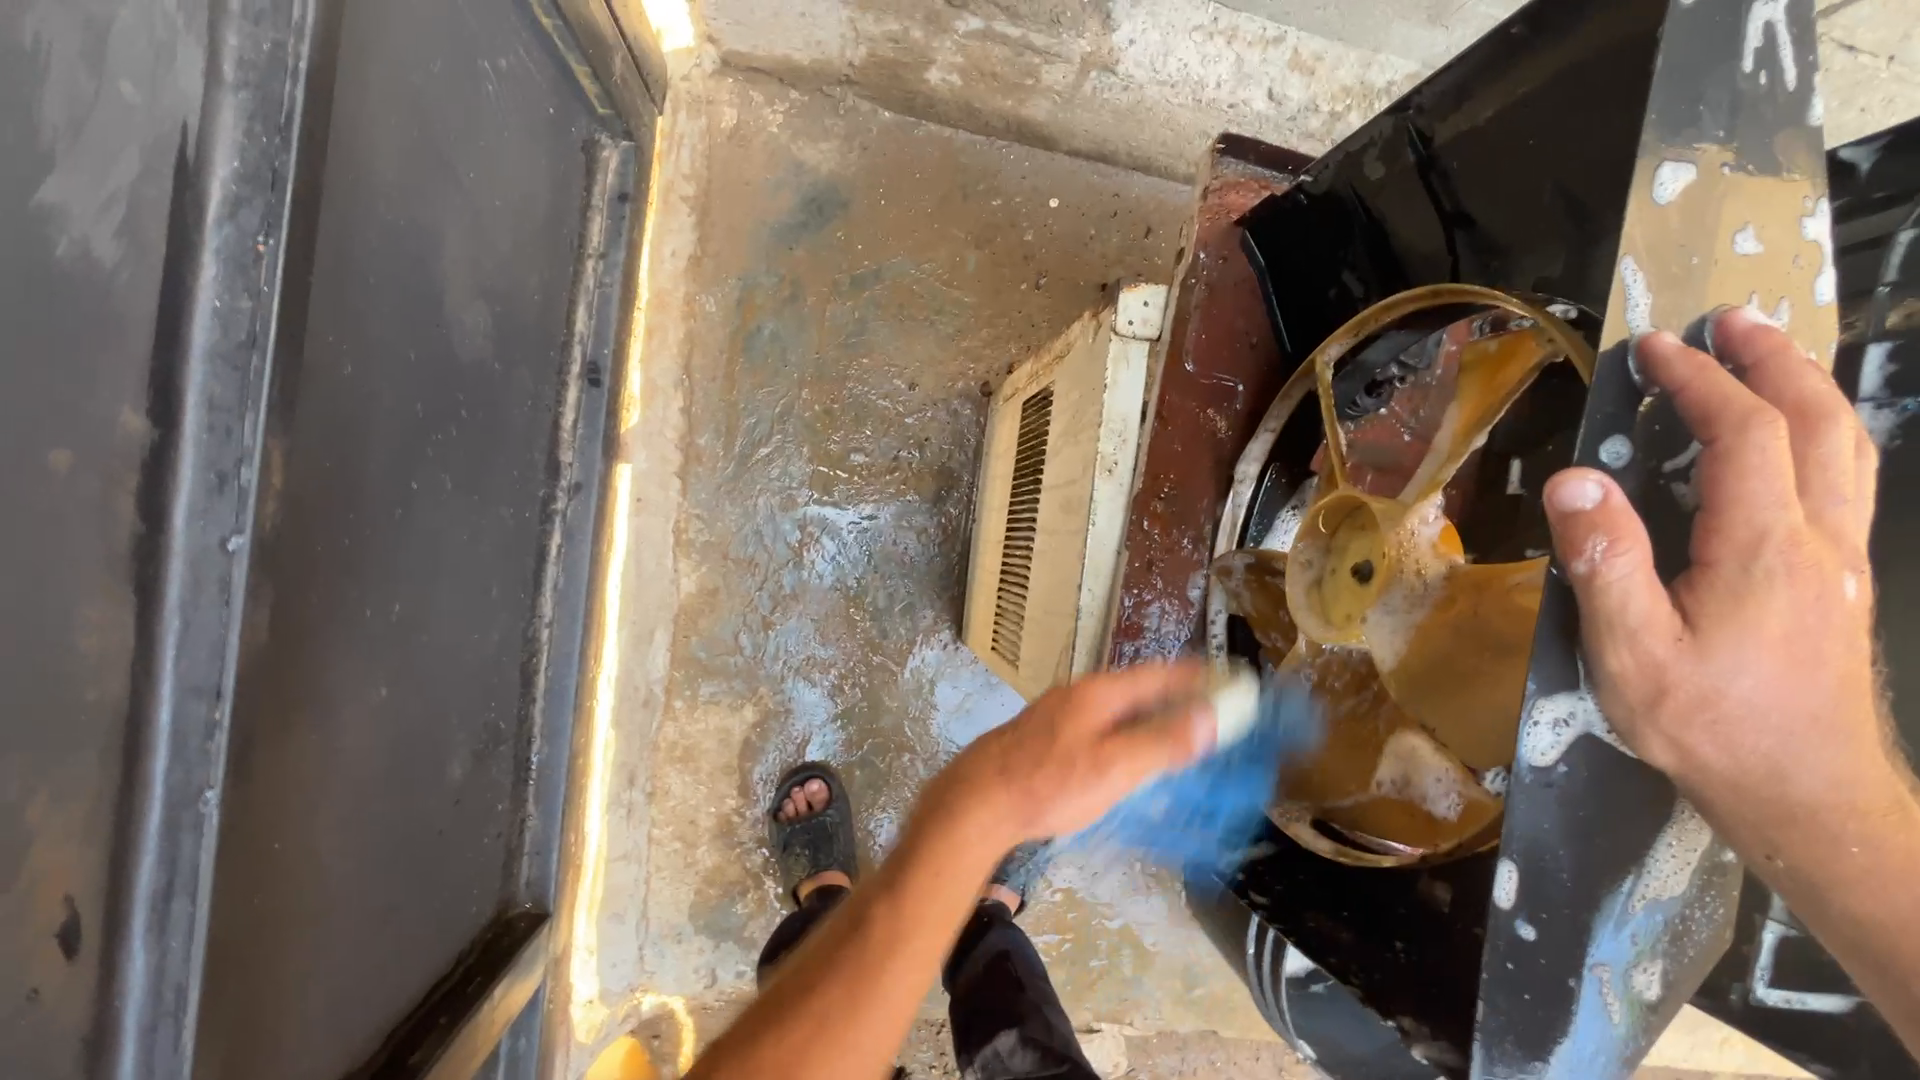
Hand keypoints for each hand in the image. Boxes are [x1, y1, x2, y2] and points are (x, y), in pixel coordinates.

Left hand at [912, 662, 1215, 855]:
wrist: (978, 801)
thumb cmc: (1049, 784)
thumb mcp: (1114, 767)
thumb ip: (1162, 743)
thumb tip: (1211, 718)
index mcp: (1099, 693)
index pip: (1159, 674)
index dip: (1196, 677)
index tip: (1228, 680)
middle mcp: (1080, 694)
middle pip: (1138, 689)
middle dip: (1176, 698)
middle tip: (1210, 714)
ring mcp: (1060, 713)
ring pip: (1117, 708)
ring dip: (1150, 717)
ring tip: (1178, 736)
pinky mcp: (1047, 736)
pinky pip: (1100, 725)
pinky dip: (1126, 733)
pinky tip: (1128, 757)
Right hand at [1541, 307, 1903, 836]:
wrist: (1804, 795)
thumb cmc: (1705, 725)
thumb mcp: (1630, 650)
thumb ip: (1604, 560)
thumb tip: (1573, 478)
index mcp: (1762, 547)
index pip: (1742, 435)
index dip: (1700, 381)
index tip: (1656, 348)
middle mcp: (1817, 539)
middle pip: (1818, 424)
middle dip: (1774, 362)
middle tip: (1734, 320)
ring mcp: (1839, 561)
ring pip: (1846, 451)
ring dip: (1808, 390)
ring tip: (1769, 358)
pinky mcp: (1838, 584)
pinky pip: (1843, 484)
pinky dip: (1819, 436)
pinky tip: (1790, 444)